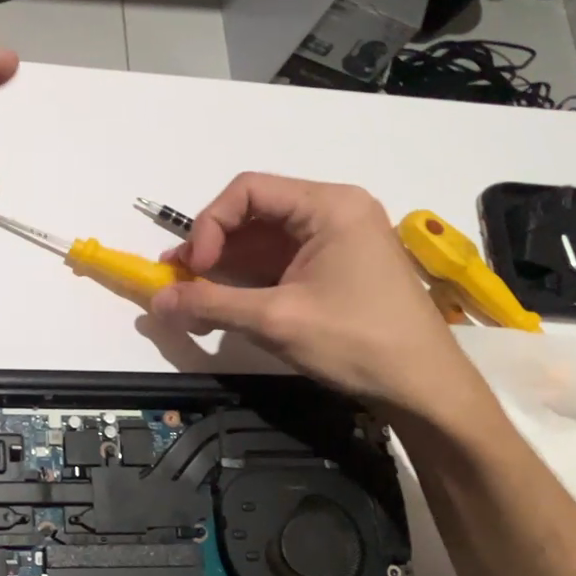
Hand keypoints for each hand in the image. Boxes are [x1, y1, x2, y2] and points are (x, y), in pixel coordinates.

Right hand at [150, 172, 483, 421]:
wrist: (420, 385)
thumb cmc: (356, 341)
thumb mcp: (275, 319)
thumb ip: (210, 304)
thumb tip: (156, 302)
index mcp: (329, 207)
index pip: (249, 191)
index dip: (210, 225)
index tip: (194, 268)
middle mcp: (330, 214)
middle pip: (251, 215)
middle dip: (209, 249)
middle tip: (176, 285)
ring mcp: (330, 245)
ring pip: (257, 245)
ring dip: (219, 272)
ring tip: (188, 304)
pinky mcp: (327, 273)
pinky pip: (272, 267)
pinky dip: (240, 287)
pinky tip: (216, 312)